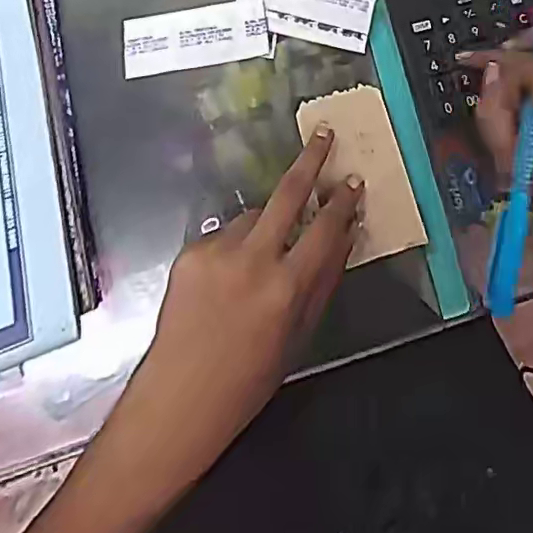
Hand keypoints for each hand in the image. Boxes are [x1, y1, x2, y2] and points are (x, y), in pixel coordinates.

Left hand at [113, 128, 360, 480]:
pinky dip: (235, 245)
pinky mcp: (190, 252)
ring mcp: (216, 251)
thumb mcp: (298, 337)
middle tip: (323, 134)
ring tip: (261, 259)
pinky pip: (224, 235)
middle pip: (287, 193)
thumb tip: (344, 237)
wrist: (179, 398)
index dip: (342, 202)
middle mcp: (251, 259)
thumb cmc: (248, 379)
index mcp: (285, 287)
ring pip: (253, 215)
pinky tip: (228, 279)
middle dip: (310, 160)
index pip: (324, 229)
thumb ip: (323, 282)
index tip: (353, 181)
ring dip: (266, 222)